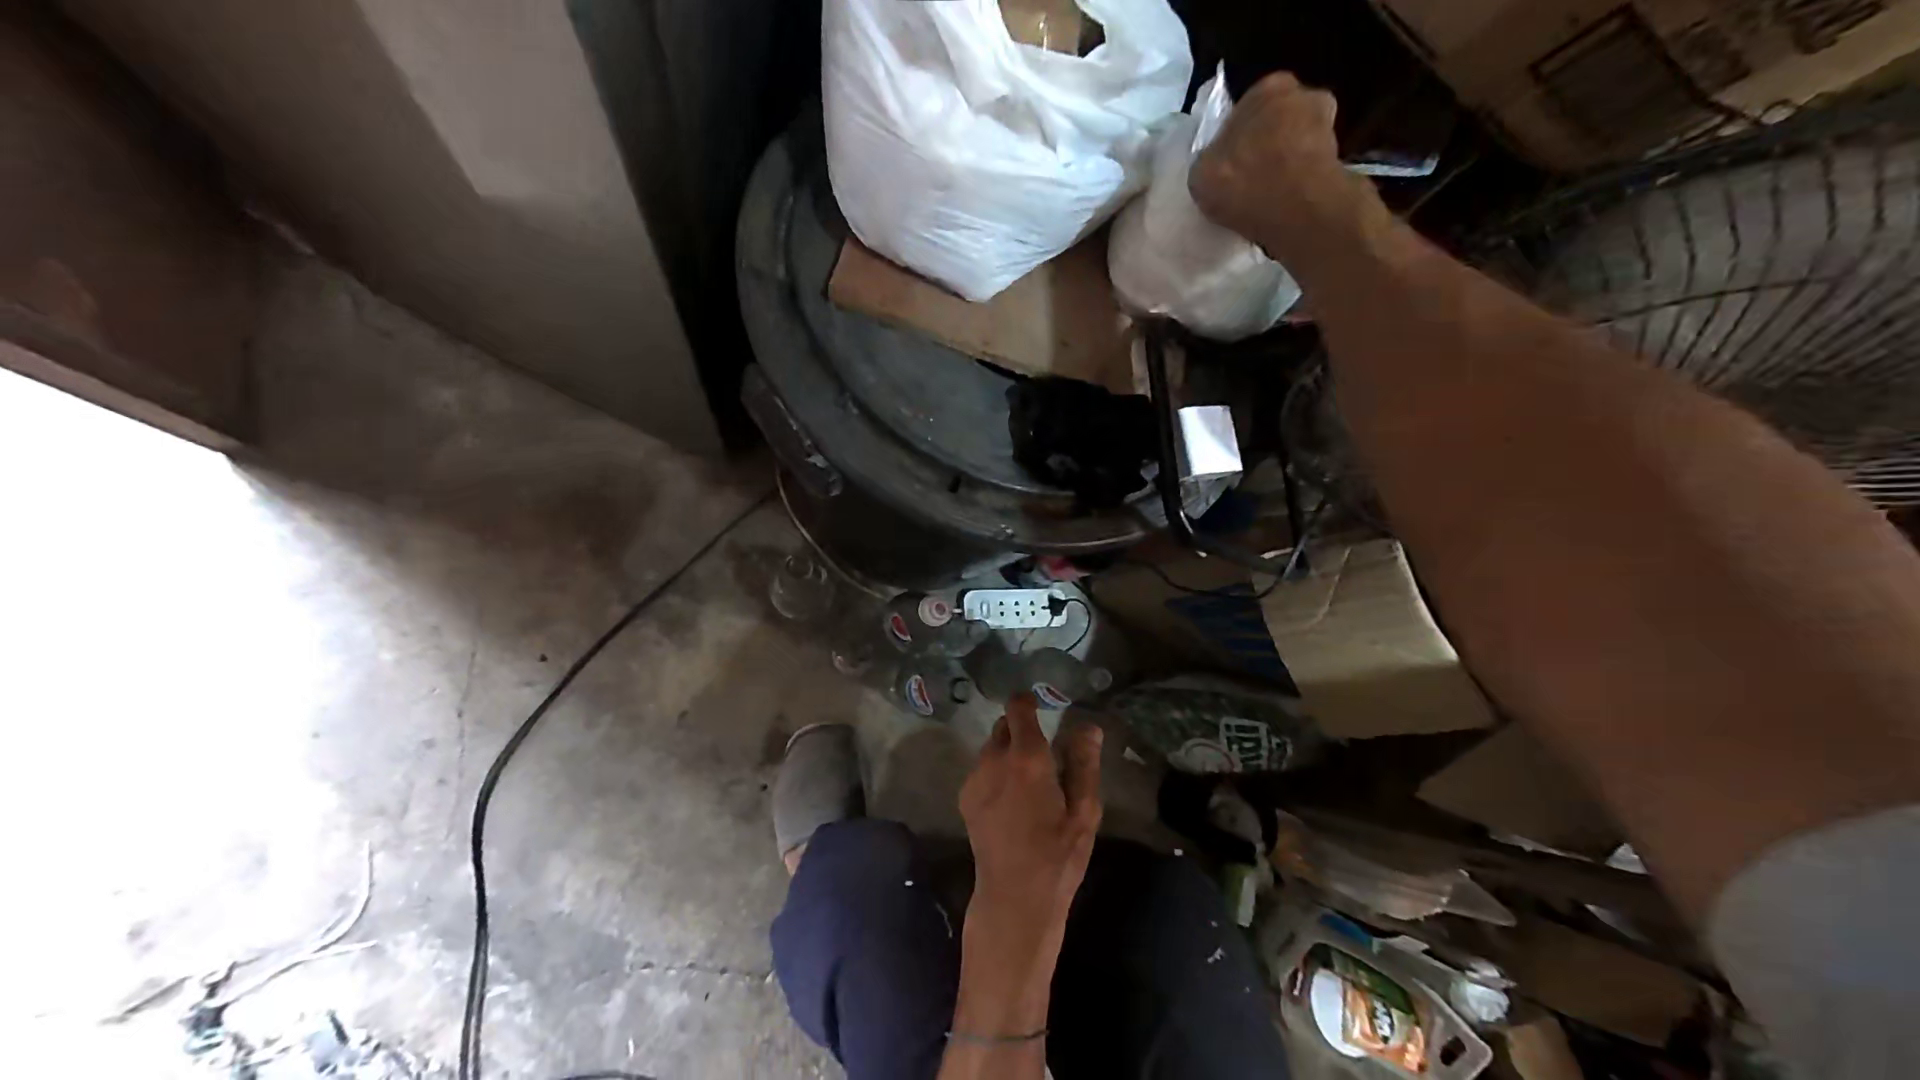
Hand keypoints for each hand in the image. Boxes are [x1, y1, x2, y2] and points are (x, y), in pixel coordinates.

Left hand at [959, 694, 1103, 925]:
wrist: (1014, 898)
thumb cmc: (1058, 856)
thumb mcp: (1084, 812)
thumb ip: (1084, 763)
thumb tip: (1088, 725)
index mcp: (1027, 758)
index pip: (1018, 708)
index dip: (1028, 702)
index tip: (1040, 705)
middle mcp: (994, 760)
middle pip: (1003, 726)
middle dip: (1021, 730)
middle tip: (1044, 752)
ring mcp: (975, 779)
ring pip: (991, 748)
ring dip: (1008, 752)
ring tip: (1029, 781)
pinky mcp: (965, 798)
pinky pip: (982, 769)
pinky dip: (995, 772)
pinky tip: (1011, 801)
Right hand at [1189, 72, 1391, 264]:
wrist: (1295, 210)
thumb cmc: (1243, 180)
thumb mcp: (1200, 172)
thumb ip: (1209, 161)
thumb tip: (1216, 165)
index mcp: (1267, 87)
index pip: (1245, 108)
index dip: (1235, 136)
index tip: (1228, 161)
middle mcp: (1303, 94)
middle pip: (1276, 122)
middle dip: (1265, 144)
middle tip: (1249, 177)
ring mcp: (1327, 125)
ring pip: (1295, 144)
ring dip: (1284, 163)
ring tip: (1266, 195)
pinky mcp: (1340, 158)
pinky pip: (1308, 169)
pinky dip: (1298, 182)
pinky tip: (1284, 203)